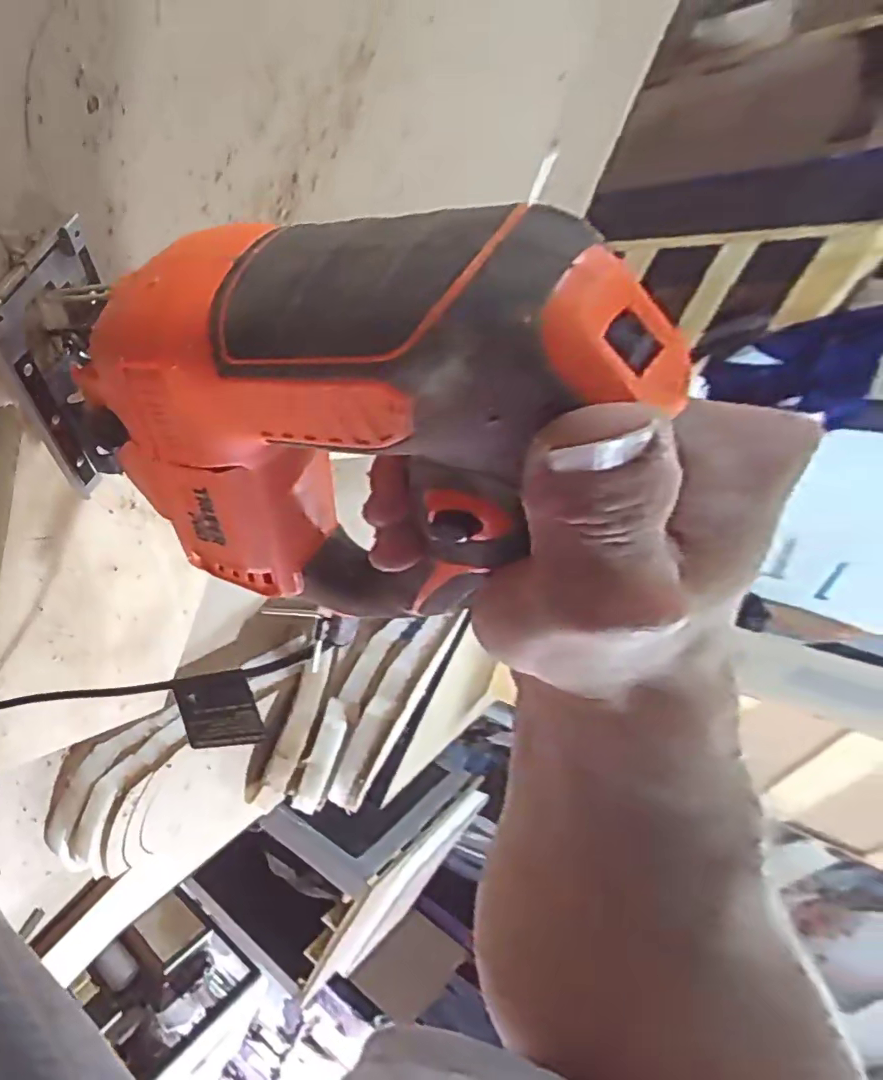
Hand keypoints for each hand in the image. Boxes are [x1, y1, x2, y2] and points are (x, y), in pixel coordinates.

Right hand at [365, 401, 819, 702]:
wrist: (599, 682)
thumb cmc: (605, 653)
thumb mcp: (605, 597)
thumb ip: (599, 520)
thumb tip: (582, 428)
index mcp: (720, 442)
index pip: (579, 385)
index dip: (487, 421)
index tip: (425, 483)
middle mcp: (675, 425)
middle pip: (518, 407)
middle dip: (438, 467)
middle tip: (392, 521)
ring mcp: (614, 445)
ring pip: (485, 433)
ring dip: (423, 487)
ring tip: (396, 538)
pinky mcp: (568, 465)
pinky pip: (478, 457)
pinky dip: (434, 495)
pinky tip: (411, 533)